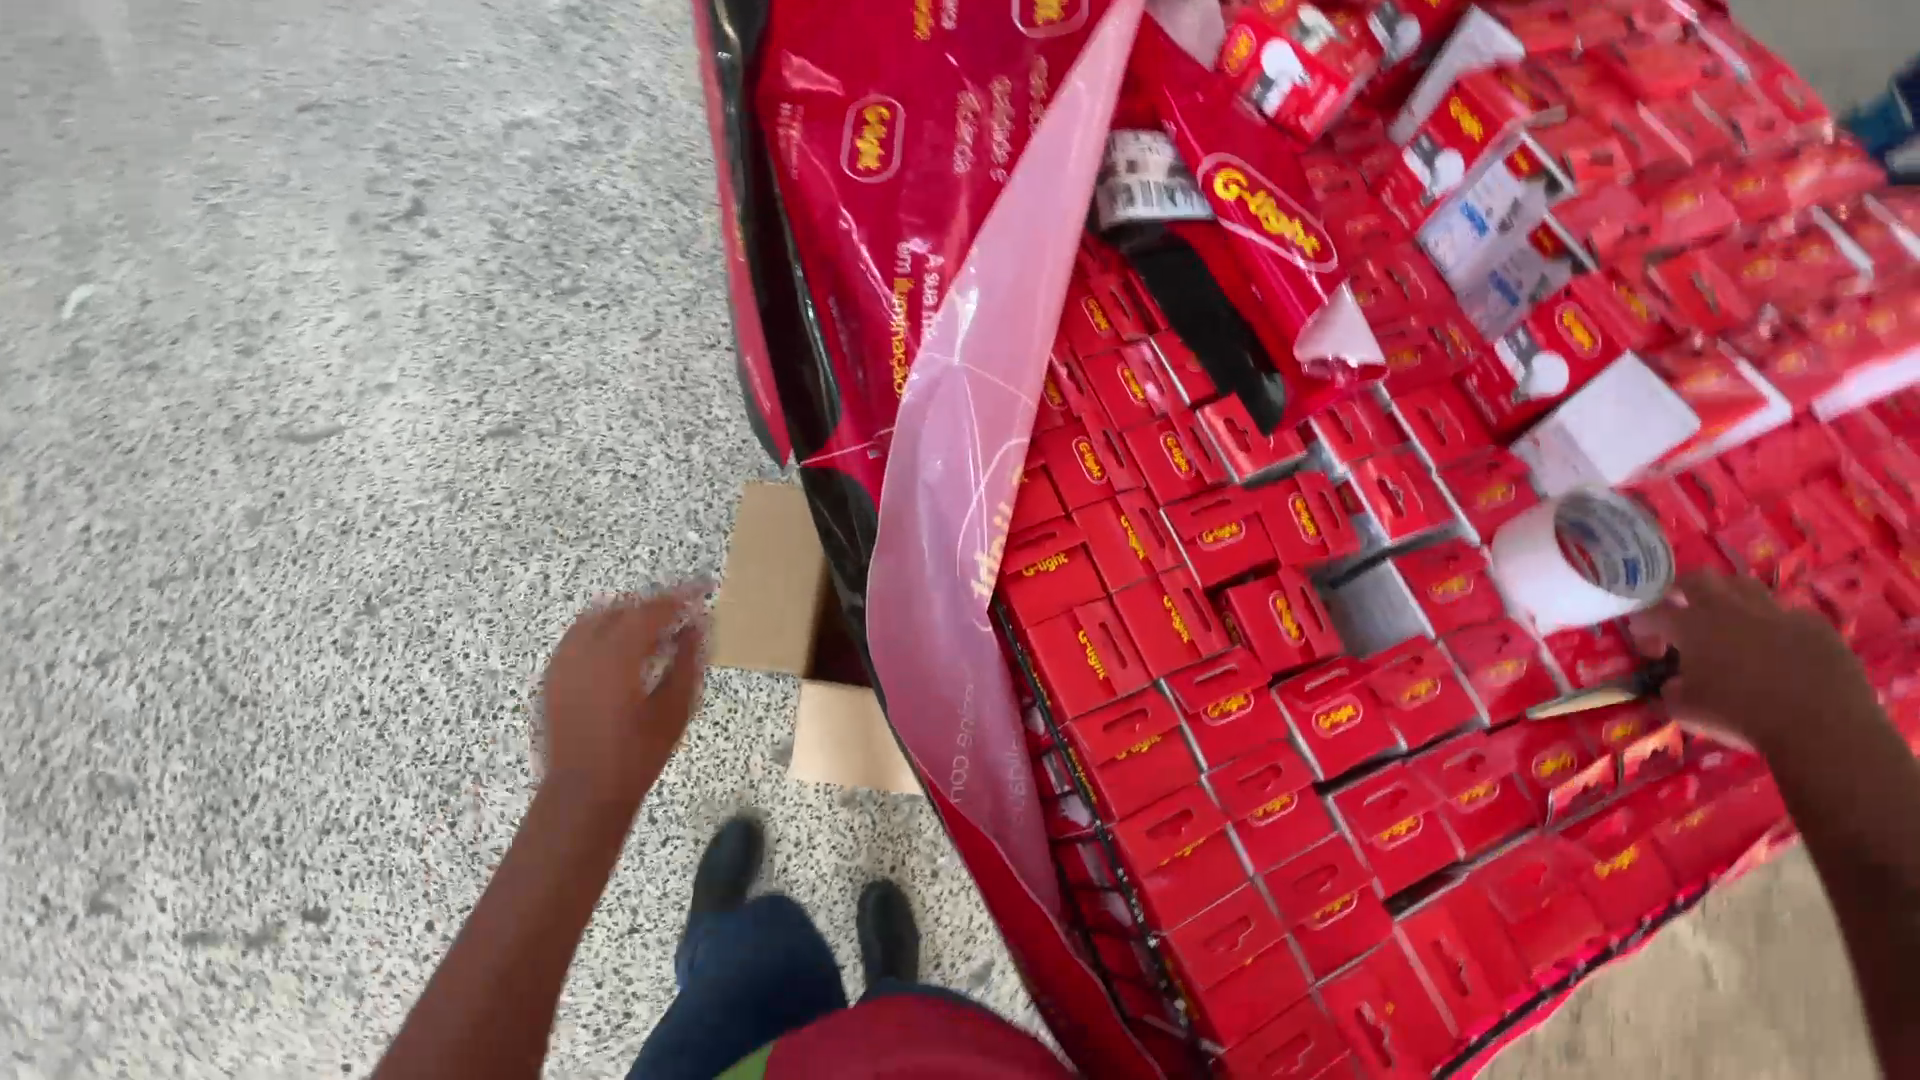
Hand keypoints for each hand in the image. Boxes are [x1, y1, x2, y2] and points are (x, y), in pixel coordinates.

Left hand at [536, 586, 708, 807]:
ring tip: (654, 632)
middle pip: (623, 608)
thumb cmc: (637, 755)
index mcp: (616, 656)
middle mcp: (583, 650)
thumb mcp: (676, 708)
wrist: (584, 792)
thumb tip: (697, 625)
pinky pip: (578, 637)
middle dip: (654, 605)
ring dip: (628, 616)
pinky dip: (604, 632)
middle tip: (681, 614)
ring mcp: (562, 662)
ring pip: (597, 618)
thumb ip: (688, 659)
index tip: (702, 590)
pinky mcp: (552, 677)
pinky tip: (622, 652)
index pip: (652, 610)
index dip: (680, 597)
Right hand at [1636, 571, 1878, 754]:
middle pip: (1697, 579)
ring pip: (1744, 585)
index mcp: (1691, 626)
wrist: (1823, 729)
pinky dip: (1774, 623)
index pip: (1651, 612)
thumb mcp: (1685, 710)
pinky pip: (1788, 613)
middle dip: (1680, 591)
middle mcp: (1730, 610)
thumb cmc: (1740, 716)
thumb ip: (1672, 689)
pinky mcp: (1816, 627)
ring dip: (1727, 598)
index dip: (1643, 628)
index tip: (1651, 652)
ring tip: (1727, 622)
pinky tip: (1777, 645)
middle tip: (1678, 614)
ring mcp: (1777, 614)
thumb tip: (1677, 682)